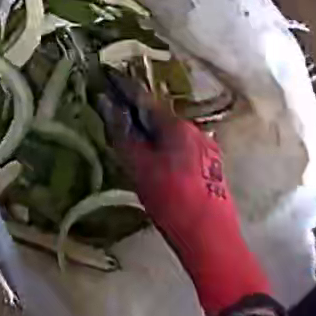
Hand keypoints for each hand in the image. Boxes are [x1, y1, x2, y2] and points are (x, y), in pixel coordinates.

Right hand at [98, 76, 274, 315]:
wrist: (213, 243)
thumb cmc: (170, 200)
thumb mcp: (137, 163)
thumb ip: (120, 129)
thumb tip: (105, 100)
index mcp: (177, 126)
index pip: (142, 97)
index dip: (120, 85)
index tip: (102, 73)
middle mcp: (195, 131)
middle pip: (156, 114)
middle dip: (133, 110)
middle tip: (109, 107)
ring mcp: (207, 149)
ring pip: (167, 131)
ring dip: (147, 129)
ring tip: (126, 133)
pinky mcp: (210, 166)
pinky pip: (178, 144)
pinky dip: (160, 143)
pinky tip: (148, 154)